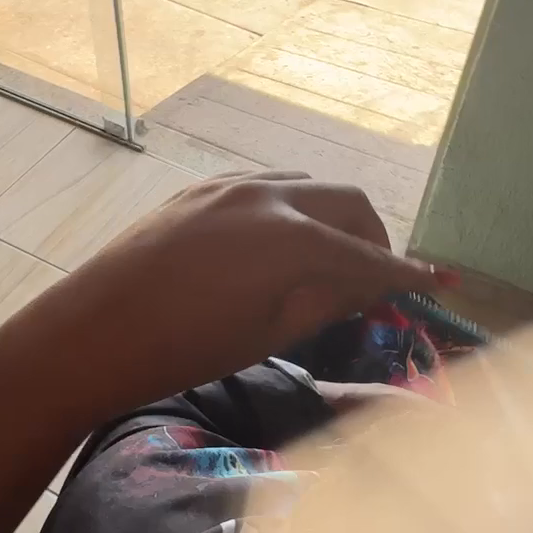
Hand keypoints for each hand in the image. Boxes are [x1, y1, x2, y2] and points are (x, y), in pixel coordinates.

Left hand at [0, 171, 448, 427]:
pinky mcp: (199, 188)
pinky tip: (279, 243)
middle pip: (346, 201)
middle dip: (372, 235)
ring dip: (331, 217)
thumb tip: (369, 286)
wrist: (93, 332)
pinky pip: (265, 187)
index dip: (406, 272)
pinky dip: (291, 210)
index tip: (439, 281)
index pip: (367, 254)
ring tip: (327, 259)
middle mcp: (268, 195)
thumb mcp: (269, 332)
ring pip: (306, 186)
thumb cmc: (185, 347)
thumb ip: (328, 300)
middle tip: (374, 276)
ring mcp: (229, 185)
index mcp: (291, 237)